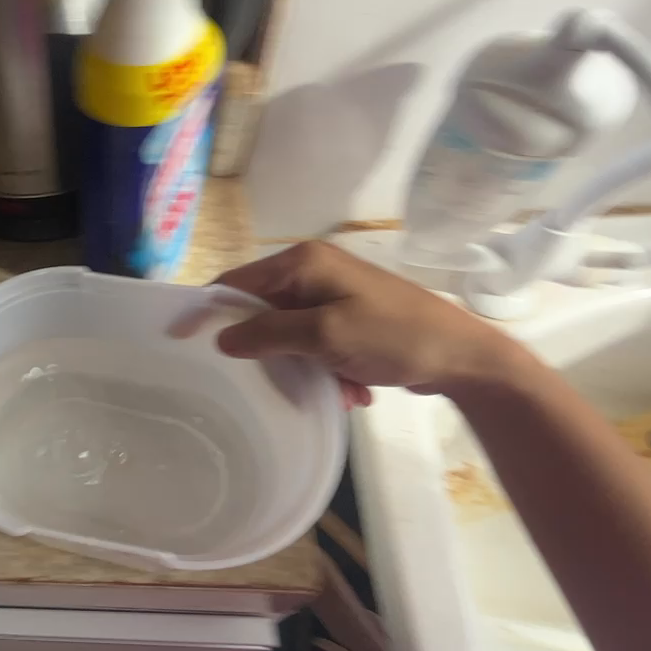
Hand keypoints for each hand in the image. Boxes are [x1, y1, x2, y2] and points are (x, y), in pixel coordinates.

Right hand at [209, 242, 530, 402]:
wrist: (468, 358)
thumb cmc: (394, 337)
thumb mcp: (324, 336)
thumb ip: (267, 335)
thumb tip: (222, 340)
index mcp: (302, 262)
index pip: (234, 284)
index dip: (206, 312)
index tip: (182, 342)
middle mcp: (312, 270)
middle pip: (260, 310)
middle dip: (268, 349)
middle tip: (275, 378)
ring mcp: (331, 293)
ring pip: (287, 332)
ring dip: (300, 364)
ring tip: (331, 388)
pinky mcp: (348, 315)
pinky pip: (313, 341)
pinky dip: (323, 367)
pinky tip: (350, 387)